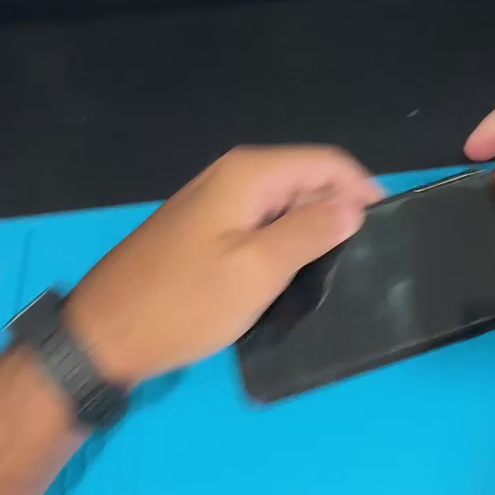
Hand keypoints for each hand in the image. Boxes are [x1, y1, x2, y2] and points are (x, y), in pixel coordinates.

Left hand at [65, 146, 384, 386]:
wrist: (105, 333)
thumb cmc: (185, 300)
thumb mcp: (257, 270)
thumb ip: (310, 231)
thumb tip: (353, 205)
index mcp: (250, 173)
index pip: (325, 161)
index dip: (361, 187)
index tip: (388, 225)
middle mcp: (236, 174)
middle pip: (307, 178)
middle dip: (339, 208)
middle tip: (366, 257)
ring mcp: (219, 200)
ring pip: (286, 201)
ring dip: (314, 227)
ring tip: (338, 268)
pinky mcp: (209, 226)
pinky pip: (263, 220)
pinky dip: (286, 239)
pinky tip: (296, 271)